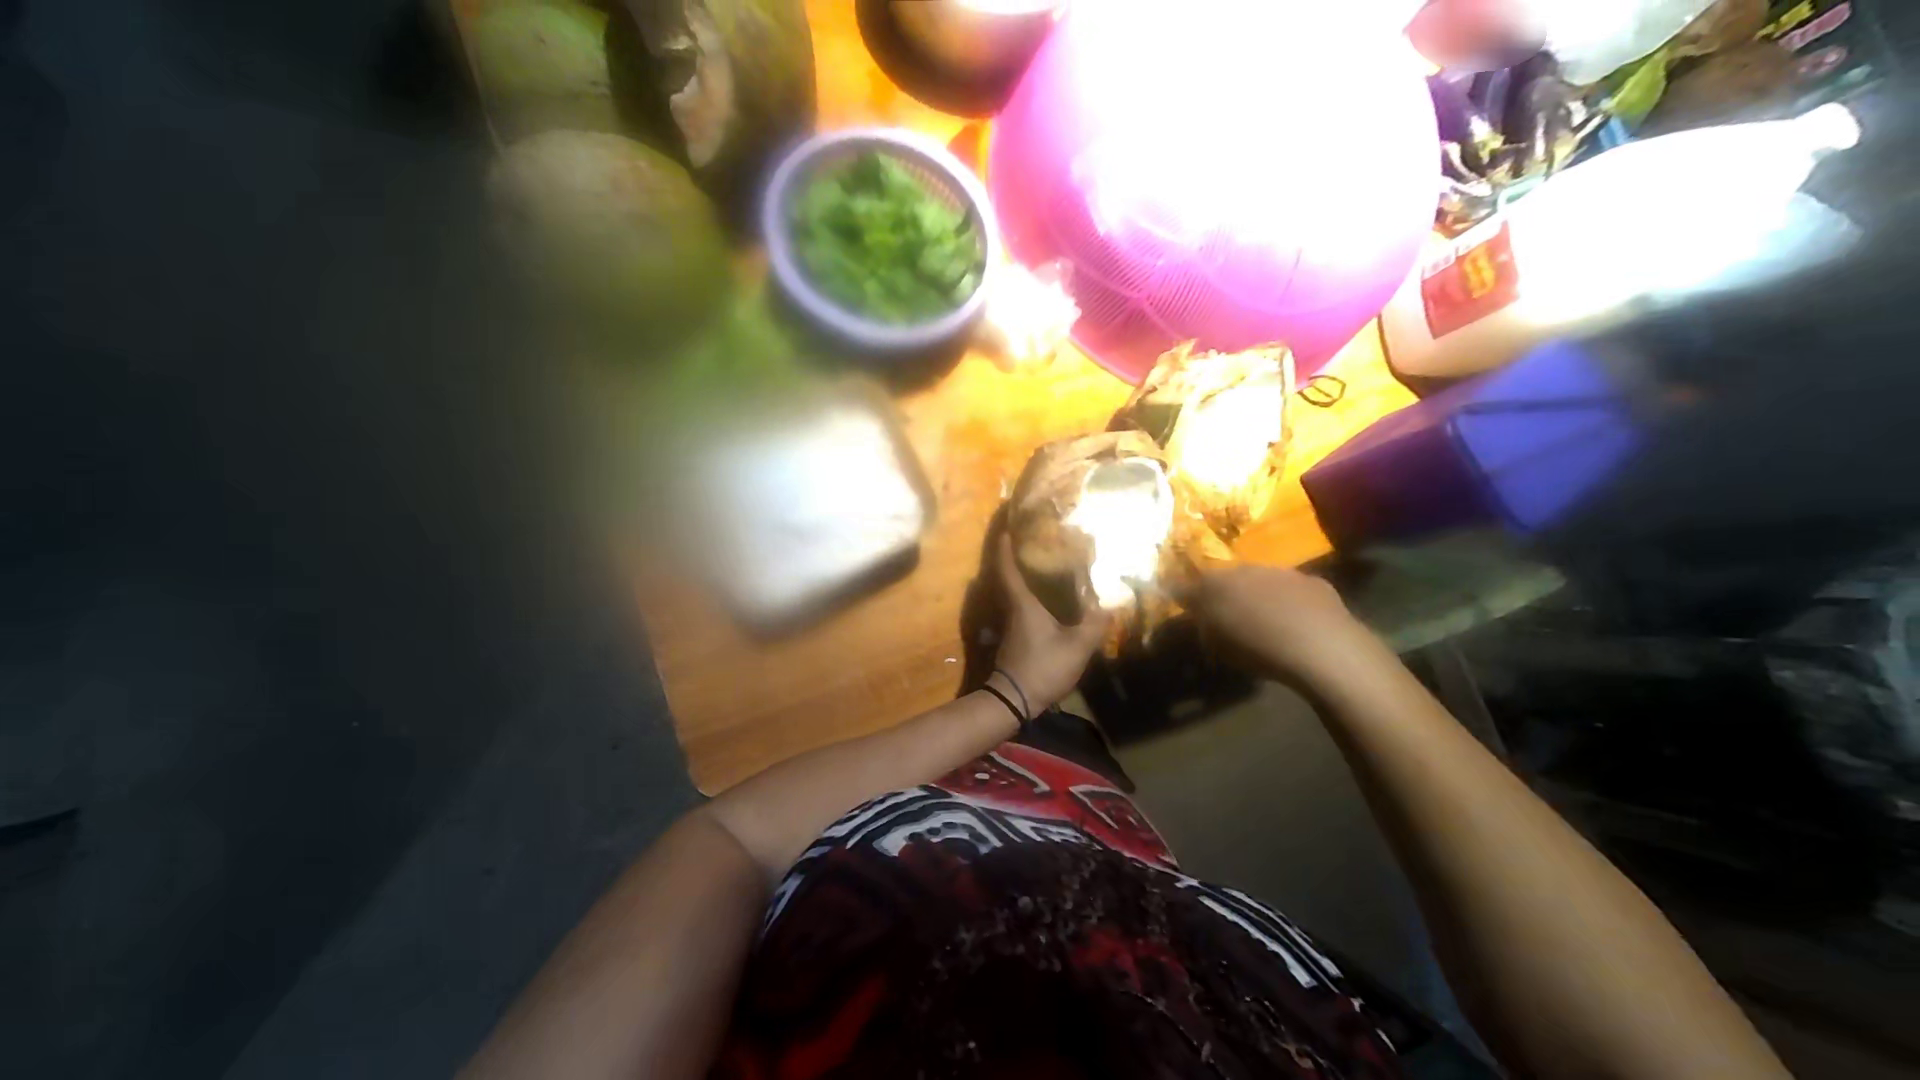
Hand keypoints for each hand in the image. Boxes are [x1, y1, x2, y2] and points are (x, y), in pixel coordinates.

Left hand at [990, 533, 1110, 712]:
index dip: (1004, 549)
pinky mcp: (1014, 641)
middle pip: (1008, 579)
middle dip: (1014, 560)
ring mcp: (1011, 627)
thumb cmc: (1042, 666)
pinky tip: (1045, 604)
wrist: (1014, 700)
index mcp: (1022, 604)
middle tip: (1028, 544)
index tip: (1005, 530)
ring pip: (1013, 596)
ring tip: (1041, 568)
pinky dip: (1028, 600)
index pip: (1008, 569)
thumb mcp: (1076, 646)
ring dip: (1022, 580)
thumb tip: (1112, 605)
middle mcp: (1012, 611)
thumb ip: (1094, 625)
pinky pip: (1020, 611)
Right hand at [1187, 563, 1377, 683]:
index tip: (1178, 603)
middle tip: (1224, 614)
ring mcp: (1281, 572)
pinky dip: (1288, 600)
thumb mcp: (1219, 647)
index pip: (1188, 585)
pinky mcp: (1313, 581)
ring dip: (1257, 594)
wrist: (1323, 645)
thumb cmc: (1259, 649)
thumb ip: (1205, 628)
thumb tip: (1198, 618)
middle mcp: (1245, 569)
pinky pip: (1292, 589)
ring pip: (1260, 580)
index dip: (1181, 594)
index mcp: (1216, 584)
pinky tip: (1295, 621)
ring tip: (1262, 618)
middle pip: (1225, 578)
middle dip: (1222, 592)